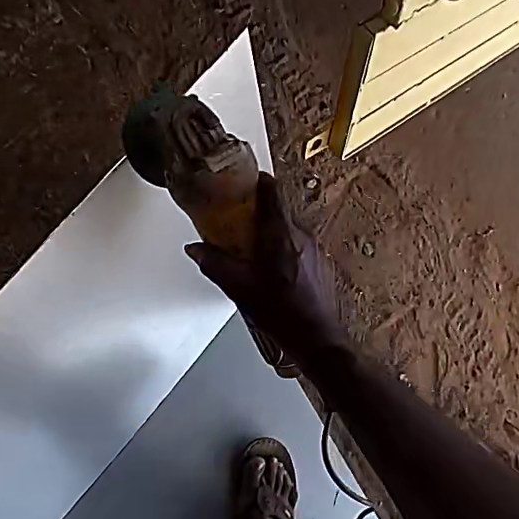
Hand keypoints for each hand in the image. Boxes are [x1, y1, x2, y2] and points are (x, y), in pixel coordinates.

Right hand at [186, 172, 345, 360]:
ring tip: (253, 251)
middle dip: (258, 214)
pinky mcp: (321, 263)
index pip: (272, 193)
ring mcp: (315, 250)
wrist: (317, 337)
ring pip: (289, 230)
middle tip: (239, 222)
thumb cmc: (282, 314)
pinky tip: (273, 270)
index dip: (258, 182)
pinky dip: (284, 249)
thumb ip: (215, 263)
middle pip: (279, 211)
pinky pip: (299, 246)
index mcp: (280, 236)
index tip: (245, 180)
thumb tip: (196, 249)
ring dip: (271, 234)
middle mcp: (301, 237)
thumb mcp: (239, 288)